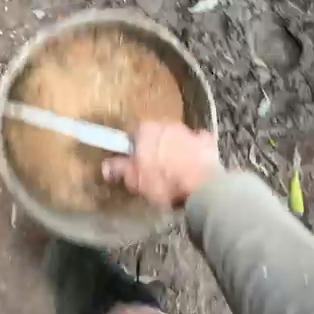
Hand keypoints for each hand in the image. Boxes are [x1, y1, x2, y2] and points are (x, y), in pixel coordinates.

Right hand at [102, 121, 222, 208]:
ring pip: (176, 138)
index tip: (132, 162)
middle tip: (151, 169)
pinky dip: (195, 151)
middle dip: (153, 147)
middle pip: (155, 134)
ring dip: (173, 148)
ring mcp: (189, 132)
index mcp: (146, 130)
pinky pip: (197, 144)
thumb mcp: (136, 181)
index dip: (131, 149)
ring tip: (174, 171)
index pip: (132, 134)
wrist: (203, 189)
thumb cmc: (164, 183)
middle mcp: (166, 124)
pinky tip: (194, 164)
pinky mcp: (208, 142)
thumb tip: (105, 166)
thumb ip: (119, 170)